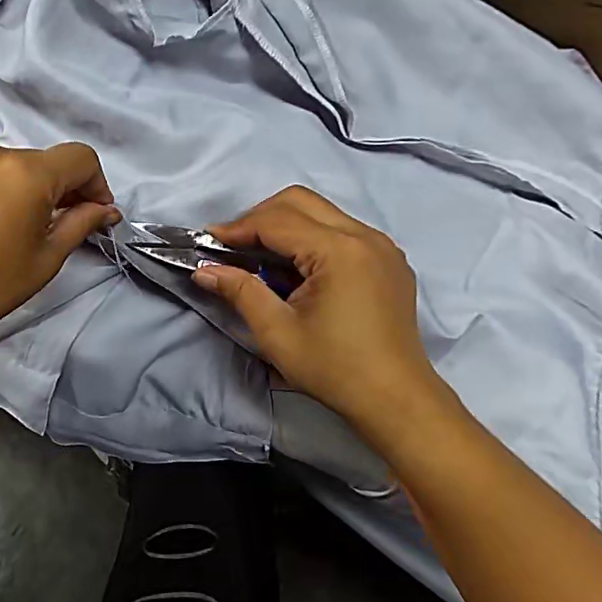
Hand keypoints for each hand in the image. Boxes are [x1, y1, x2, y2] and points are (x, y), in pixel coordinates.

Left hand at [0, 141, 118, 362]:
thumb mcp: (46, 258)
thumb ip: (81, 223)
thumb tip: (104, 209)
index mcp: (27, 175)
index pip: (79, 158)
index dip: (95, 183)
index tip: (92, 207)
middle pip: (42, 161)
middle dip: (54, 188)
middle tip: (51, 223)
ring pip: (7, 162)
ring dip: (17, 184)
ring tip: (6, 223)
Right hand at [192, 186, 456, 433]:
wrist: (396, 400)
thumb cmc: (334, 369)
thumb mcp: (277, 332)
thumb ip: (240, 291)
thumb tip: (205, 270)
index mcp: (339, 251)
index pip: (277, 220)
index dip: (237, 228)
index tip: (209, 241)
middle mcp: (365, 237)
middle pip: (300, 201)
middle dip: (260, 217)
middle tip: (234, 246)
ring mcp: (382, 247)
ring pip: (322, 212)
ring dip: (286, 225)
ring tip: (261, 258)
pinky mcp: (389, 261)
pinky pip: (343, 230)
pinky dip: (312, 238)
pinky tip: (297, 269)